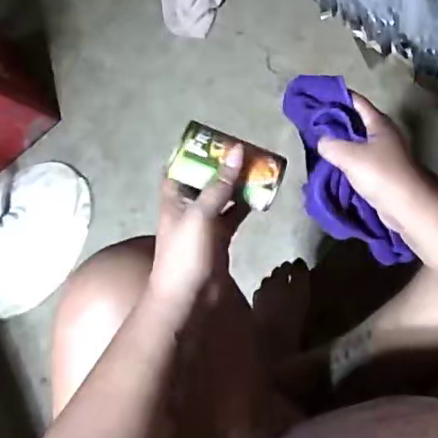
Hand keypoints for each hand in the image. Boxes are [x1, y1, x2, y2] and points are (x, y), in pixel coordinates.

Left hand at [151, 144, 248, 307]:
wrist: (188, 298)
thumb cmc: (185, 253)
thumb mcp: (200, 213)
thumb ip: (220, 183)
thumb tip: (237, 150)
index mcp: (174, 195)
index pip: (181, 164)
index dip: (197, 151)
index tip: (217, 139)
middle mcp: (188, 205)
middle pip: (207, 177)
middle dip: (225, 164)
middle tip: (248, 149)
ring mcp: (205, 221)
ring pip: (224, 194)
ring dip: (239, 182)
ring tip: (260, 166)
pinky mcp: (221, 236)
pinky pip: (235, 212)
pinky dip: (247, 203)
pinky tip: (263, 193)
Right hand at [315, 92, 434, 220]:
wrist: (407, 206)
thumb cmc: (381, 174)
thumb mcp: (350, 156)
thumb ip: (331, 144)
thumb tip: (322, 140)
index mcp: (379, 122)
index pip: (356, 101)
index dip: (337, 97)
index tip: (316, 98)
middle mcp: (383, 134)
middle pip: (356, 121)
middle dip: (335, 121)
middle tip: (311, 123)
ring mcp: (385, 153)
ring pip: (357, 142)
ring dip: (340, 143)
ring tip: (317, 143)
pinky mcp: (383, 171)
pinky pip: (360, 160)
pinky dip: (347, 160)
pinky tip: (332, 165)